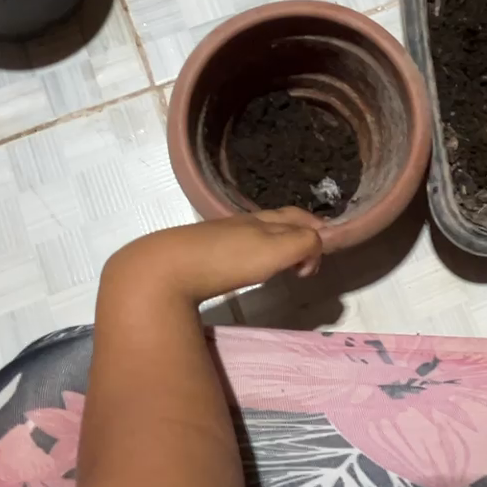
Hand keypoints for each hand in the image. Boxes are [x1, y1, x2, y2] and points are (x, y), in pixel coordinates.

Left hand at [103, 209, 325, 304]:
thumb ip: (303, 244)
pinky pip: (239, 246)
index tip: (322, 257)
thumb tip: (319, 242)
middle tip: (310, 258)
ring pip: (259, 232)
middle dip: (301, 232)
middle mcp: (246, 222)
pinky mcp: (203, 251)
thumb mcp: (273, 252)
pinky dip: (255, 253)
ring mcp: (222, 235)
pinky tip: (247, 268)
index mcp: (265, 221)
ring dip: (278, 243)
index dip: (318, 231)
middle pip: (280, 220)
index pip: (300, 218)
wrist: (164, 268)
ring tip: (284, 264)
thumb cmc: (224, 260)